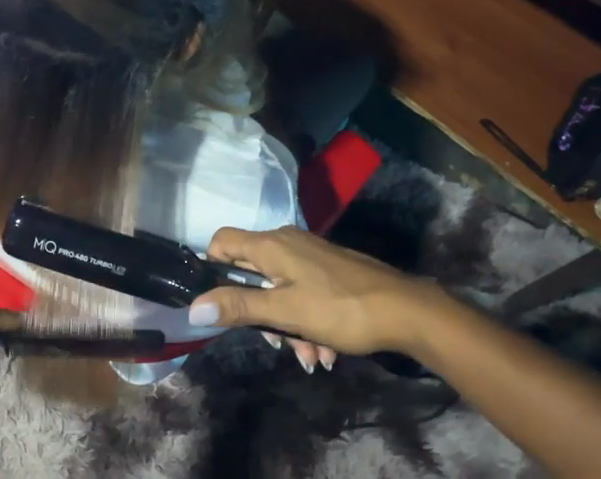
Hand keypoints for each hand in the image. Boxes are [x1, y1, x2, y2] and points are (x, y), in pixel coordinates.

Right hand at [187, 227, 442, 365]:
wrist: (407, 310)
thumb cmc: (340, 309)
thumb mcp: (285, 312)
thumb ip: (239, 307)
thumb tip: (193, 307)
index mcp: (270, 245)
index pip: (222, 242)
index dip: (213, 268)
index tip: (222, 302)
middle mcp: (287, 242)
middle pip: (252, 272)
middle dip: (260, 312)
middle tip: (278, 344)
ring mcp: (311, 255)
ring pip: (281, 288)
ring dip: (288, 325)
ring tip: (311, 359)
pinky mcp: (331, 269)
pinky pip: (304, 292)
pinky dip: (308, 320)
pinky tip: (326, 351)